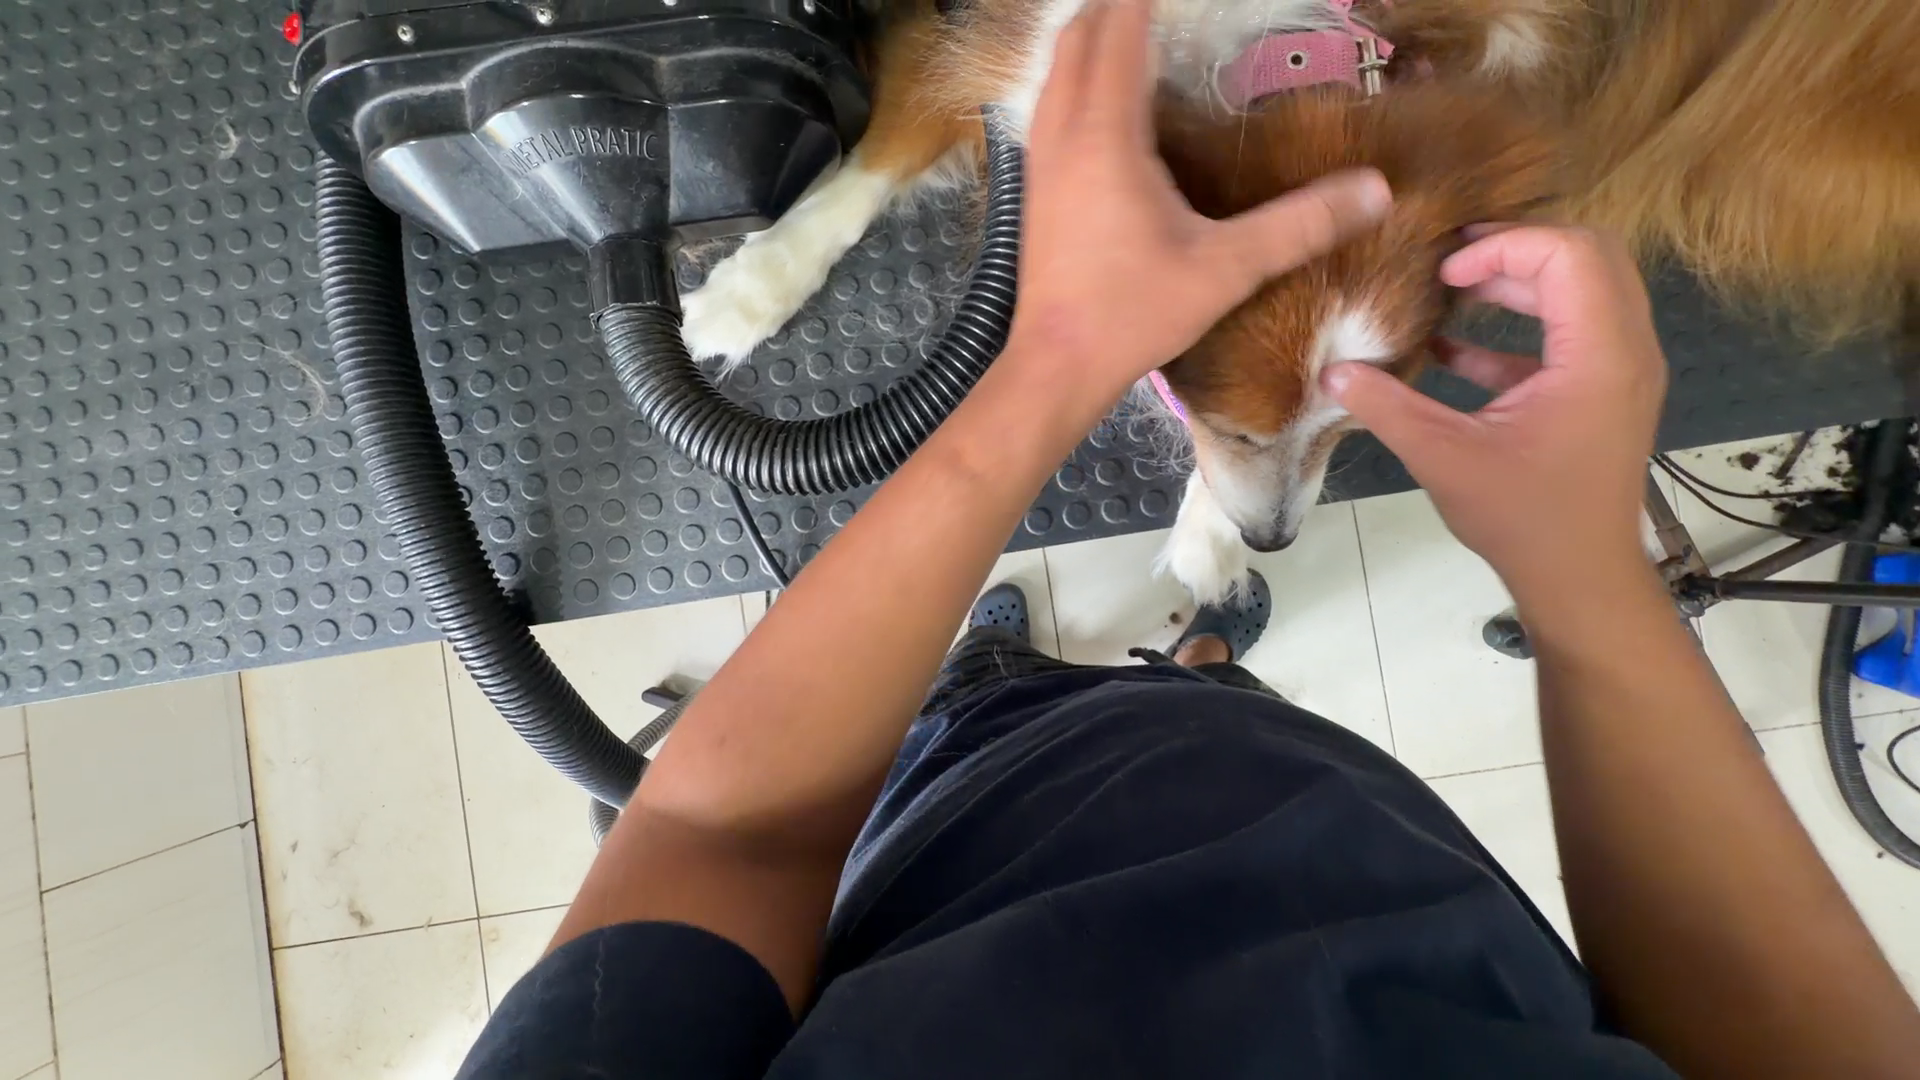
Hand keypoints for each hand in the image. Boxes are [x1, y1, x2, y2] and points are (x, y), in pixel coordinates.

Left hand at [1005, 0, 1390, 400]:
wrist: (1056, 366)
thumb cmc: (1132, 316)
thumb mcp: (1224, 270)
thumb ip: (1299, 225)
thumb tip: (1376, 191)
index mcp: (1106, 137)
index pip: (1121, 29)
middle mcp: (1063, 138)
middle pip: (1077, 39)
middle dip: (1115, 7)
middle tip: (1160, 6)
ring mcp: (1040, 168)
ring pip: (1054, 76)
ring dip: (1088, 44)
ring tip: (1132, 36)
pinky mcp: (1034, 197)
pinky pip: (1047, 115)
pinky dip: (1072, 88)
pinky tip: (1100, 112)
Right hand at [1322, 225, 1666, 606]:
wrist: (1577, 571)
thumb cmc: (1520, 515)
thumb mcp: (1442, 456)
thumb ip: (1386, 407)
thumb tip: (1331, 373)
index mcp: (1598, 356)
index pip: (1568, 256)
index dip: (1502, 247)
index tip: (1442, 275)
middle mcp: (1625, 349)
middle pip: (1588, 259)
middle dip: (1516, 250)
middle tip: (1448, 264)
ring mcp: (1619, 370)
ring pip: (1583, 292)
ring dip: (1518, 284)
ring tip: (1452, 290)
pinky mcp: (1600, 393)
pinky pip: (1569, 334)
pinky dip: (1517, 328)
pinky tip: (1454, 349)